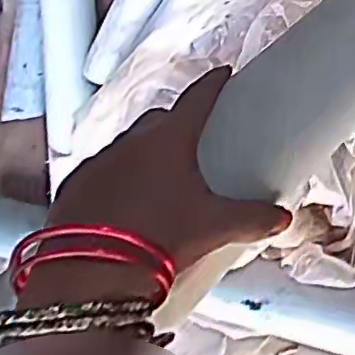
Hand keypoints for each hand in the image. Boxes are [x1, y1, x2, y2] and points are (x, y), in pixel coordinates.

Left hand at [25, 69, 290, 305]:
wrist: (88, 281)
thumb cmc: (158, 240)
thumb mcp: (213, 227)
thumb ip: (252, 218)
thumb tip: (282, 218)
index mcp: (170, 138)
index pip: (198, 97)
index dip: (213, 83)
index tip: (223, 73)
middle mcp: (132, 141)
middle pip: (159, 118)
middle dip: (175, 121)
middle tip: (191, 137)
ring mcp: (98, 163)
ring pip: (126, 144)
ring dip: (141, 152)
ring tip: (156, 175)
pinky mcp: (71, 188)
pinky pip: (98, 172)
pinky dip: (112, 178)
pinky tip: (120, 200)